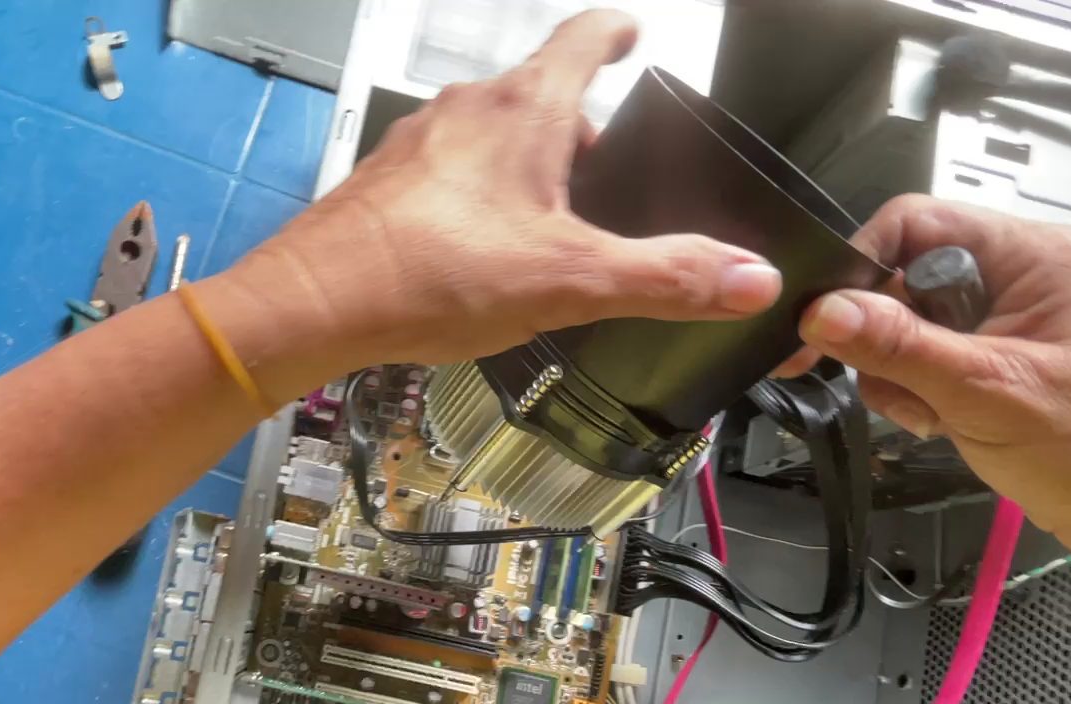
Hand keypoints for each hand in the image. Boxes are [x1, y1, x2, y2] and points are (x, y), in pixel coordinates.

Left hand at [221, 9, 782, 390]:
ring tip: (538, 222)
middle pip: (537, 95)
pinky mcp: (384, 186)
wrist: (320, 302)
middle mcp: (467, 111)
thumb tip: (749, 279)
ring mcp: (418, 145)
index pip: (586, 39)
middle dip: (574, 126)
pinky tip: (471, 248)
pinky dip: (470, 198)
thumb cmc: (434, 275)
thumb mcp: (568, 281)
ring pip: (486, 137)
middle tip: (596, 173)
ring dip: (520, 166)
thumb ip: (662, 278)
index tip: (635, 35)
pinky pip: (442, 176)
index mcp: (525, 111)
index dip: (618, 34)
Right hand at [782, 194, 1070, 561]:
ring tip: (934, 415)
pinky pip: (921, 363)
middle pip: (901, 281)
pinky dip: (913, 395)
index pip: (914, 224)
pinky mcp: (993, 362)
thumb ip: (898, 346)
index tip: (822, 327)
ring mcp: (1004, 322)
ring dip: (896, 376)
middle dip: (880, 339)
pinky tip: (941, 421)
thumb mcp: (985, 389)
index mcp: (1033, 256)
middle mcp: (1017, 277)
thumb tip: (818, 311)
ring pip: (902, 329)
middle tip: (894, 388)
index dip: (859, 267)